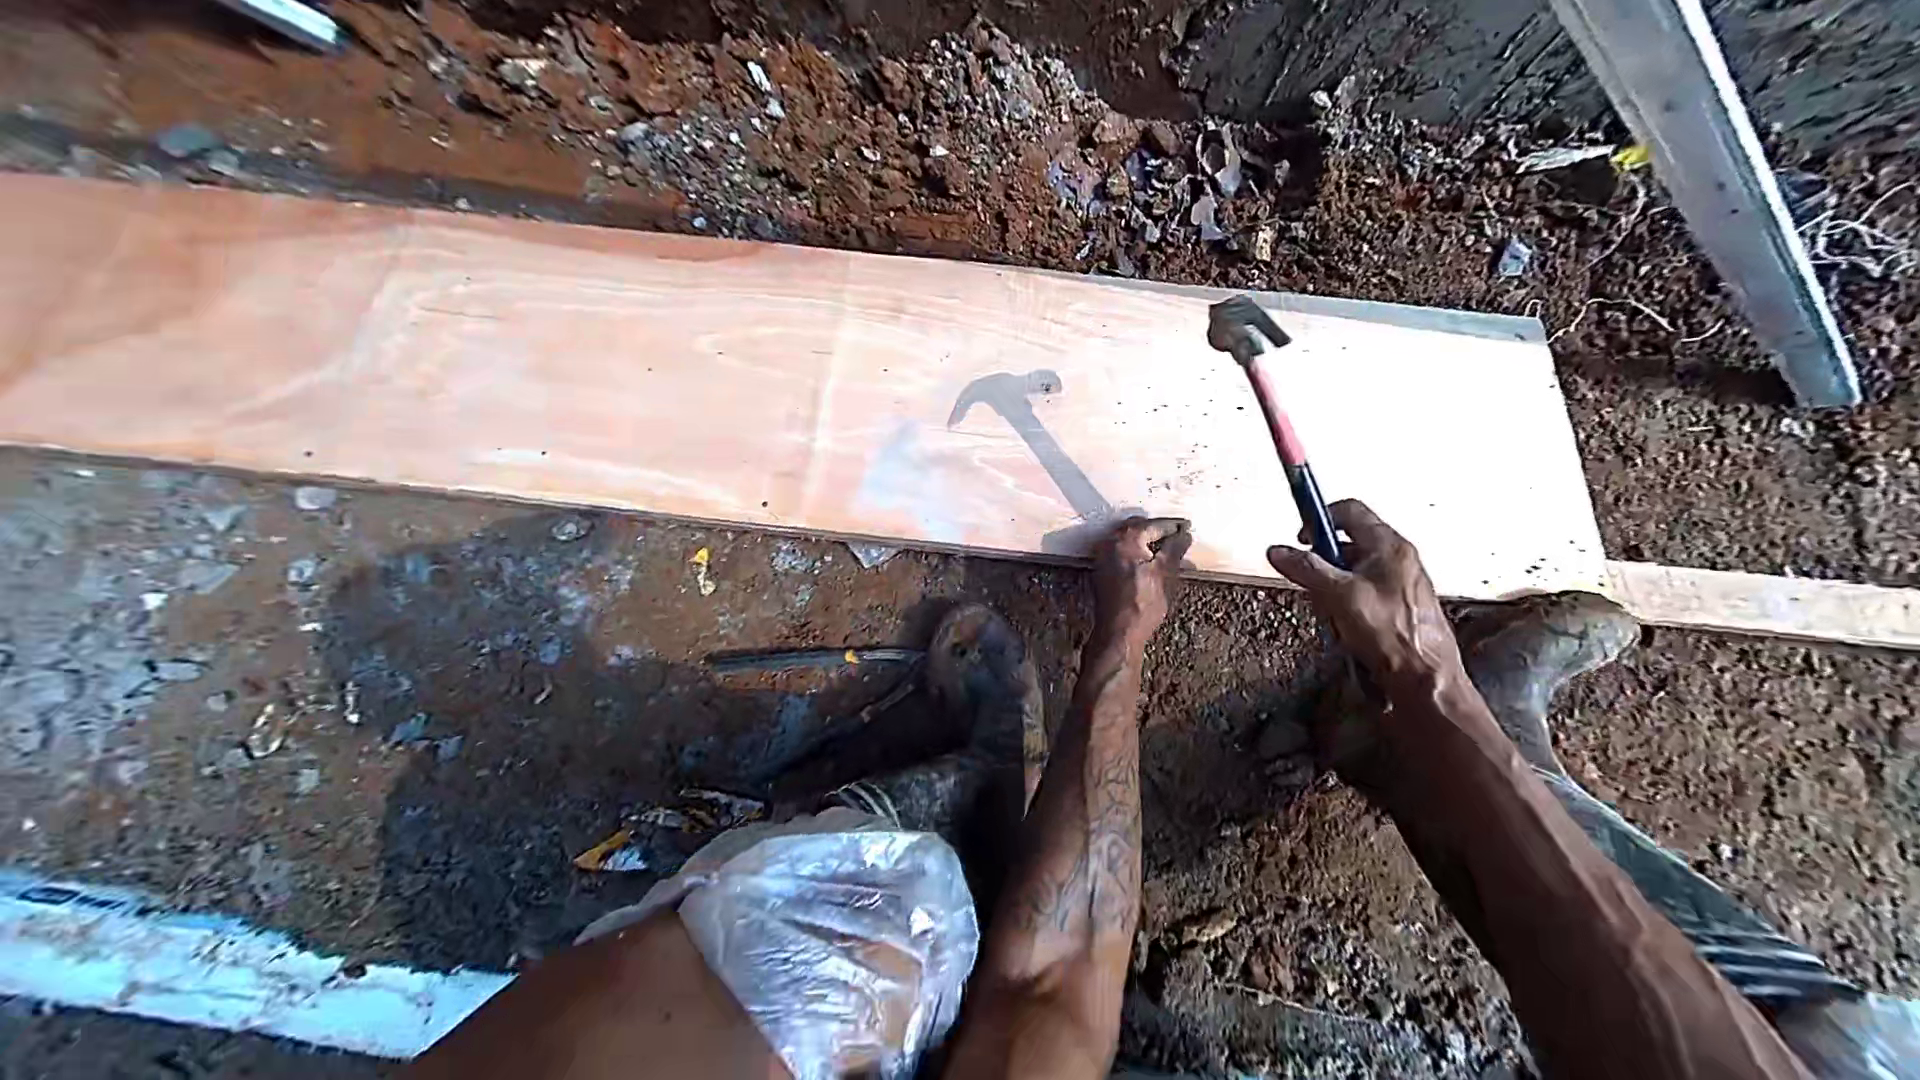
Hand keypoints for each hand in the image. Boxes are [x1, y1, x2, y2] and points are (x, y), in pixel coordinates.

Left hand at [1093, 517, 1191, 648]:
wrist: (1119, 631)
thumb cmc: (1142, 604)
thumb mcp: (1165, 574)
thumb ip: (1174, 550)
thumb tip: (1184, 535)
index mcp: (1124, 540)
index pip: (1152, 525)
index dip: (1172, 525)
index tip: (1186, 526)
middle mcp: (1109, 544)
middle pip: (1136, 528)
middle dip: (1156, 530)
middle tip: (1176, 533)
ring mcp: (1102, 558)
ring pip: (1127, 540)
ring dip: (1145, 540)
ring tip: (1165, 547)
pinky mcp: (1102, 571)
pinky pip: (1120, 552)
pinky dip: (1135, 551)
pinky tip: (1148, 560)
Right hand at [1265, 500, 1462, 686]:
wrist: (1424, 678)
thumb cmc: (1392, 634)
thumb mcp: (1338, 595)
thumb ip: (1306, 568)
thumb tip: (1279, 551)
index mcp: (1389, 547)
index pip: (1350, 511)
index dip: (1319, 518)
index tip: (1300, 538)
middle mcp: (1398, 559)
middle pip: (1346, 543)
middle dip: (1321, 562)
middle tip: (1312, 583)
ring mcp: (1398, 582)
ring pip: (1350, 571)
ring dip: (1330, 588)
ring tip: (1331, 612)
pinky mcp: (1395, 605)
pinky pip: (1359, 593)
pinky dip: (1343, 604)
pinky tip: (1343, 624)